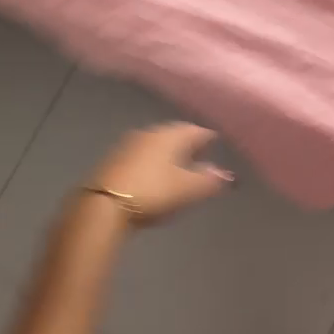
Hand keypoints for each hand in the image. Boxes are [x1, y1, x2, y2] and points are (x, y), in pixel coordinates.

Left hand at [85, 123, 233, 226]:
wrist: (104, 204)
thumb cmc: (152, 192)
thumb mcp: (187, 189)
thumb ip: (209, 180)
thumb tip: (228, 174)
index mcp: (171, 135)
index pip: (196, 130)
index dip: (208, 138)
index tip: (217, 143)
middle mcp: (151, 132)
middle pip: (175, 133)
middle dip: (188, 142)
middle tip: (200, 152)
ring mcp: (130, 143)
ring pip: (157, 142)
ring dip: (169, 151)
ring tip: (179, 163)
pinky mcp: (115, 158)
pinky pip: (142, 153)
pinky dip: (153, 160)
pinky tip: (154, 172)